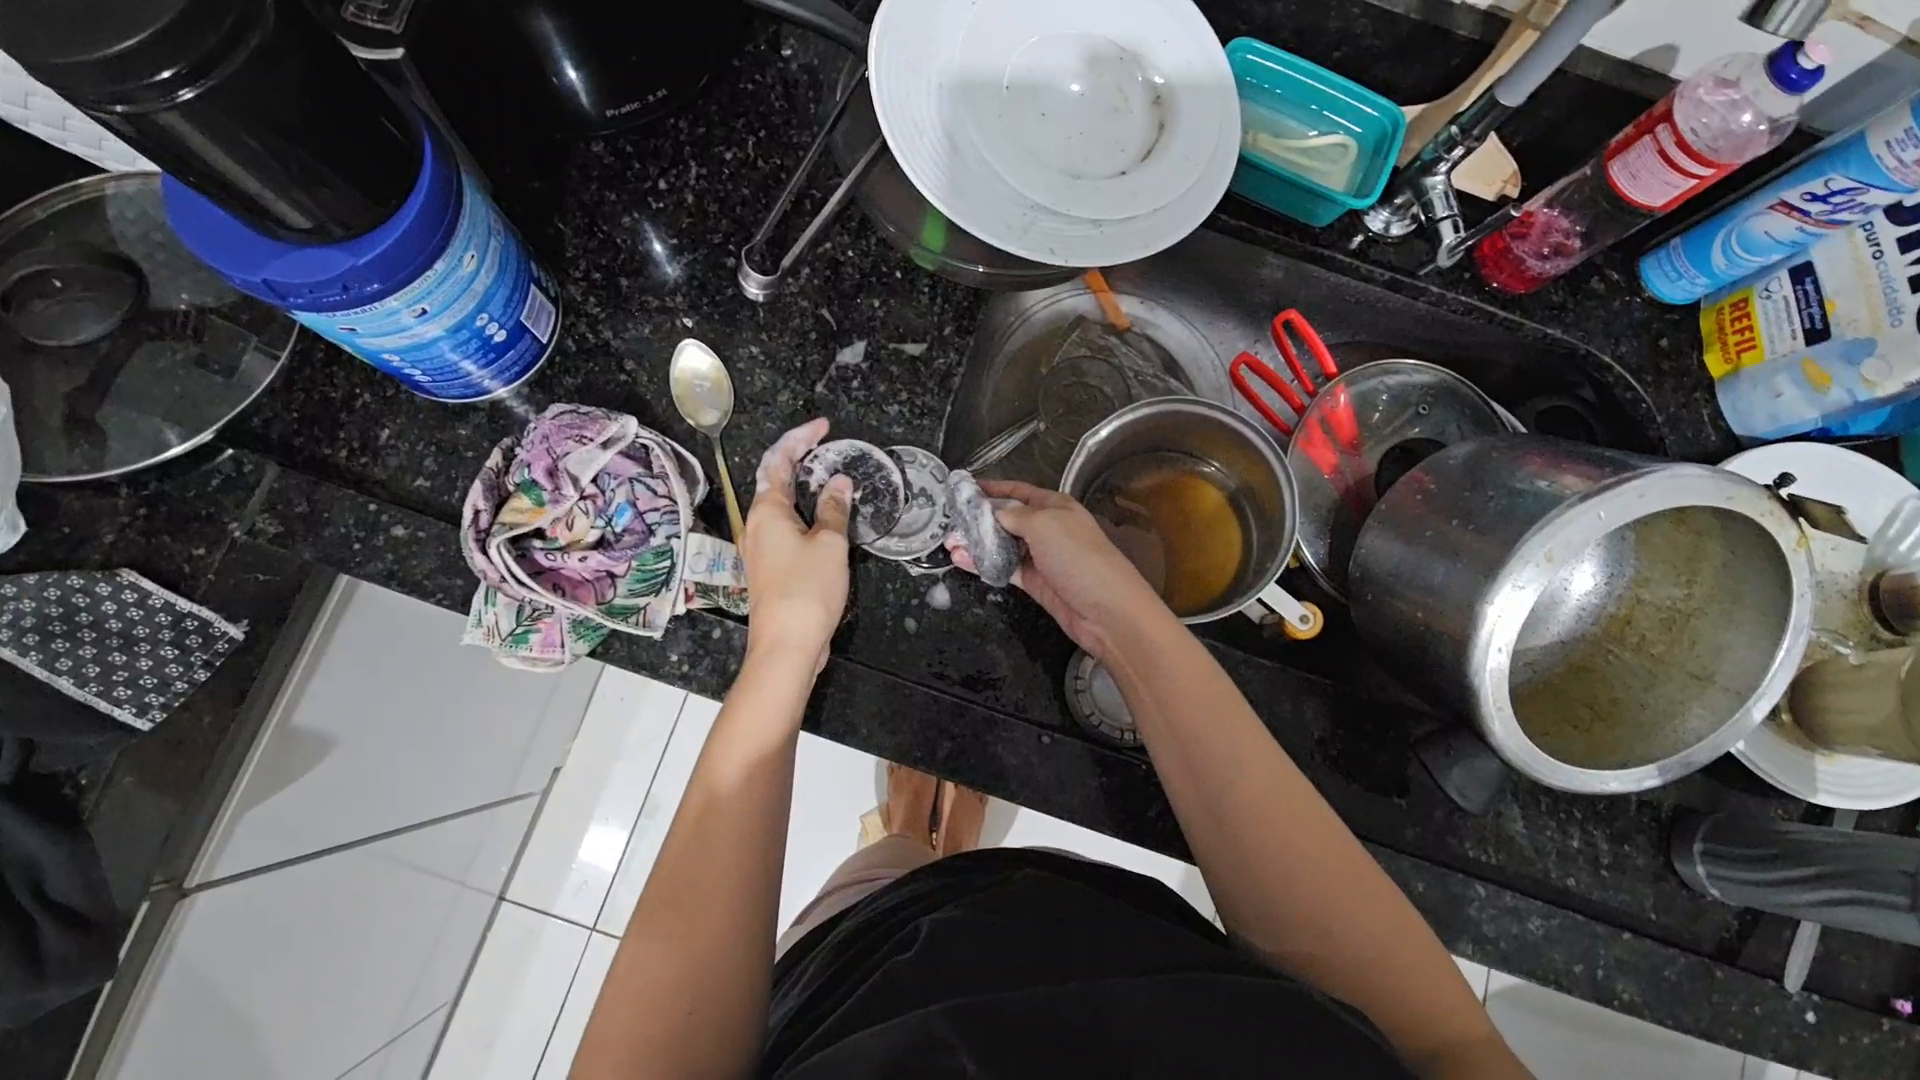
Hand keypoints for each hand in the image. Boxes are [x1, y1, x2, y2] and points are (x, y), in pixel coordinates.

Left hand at [742, 418, 851, 673]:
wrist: (787, 645)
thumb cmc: (807, 590)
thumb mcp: (830, 545)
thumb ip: (835, 510)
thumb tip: (839, 483)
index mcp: (767, 511)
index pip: (779, 460)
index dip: (801, 438)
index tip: (824, 426)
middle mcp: (756, 525)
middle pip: (774, 480)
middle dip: (799, 459)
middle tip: (827, 447)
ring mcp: (760, 548)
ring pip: (779, 506)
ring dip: (802, 487)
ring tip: (829, 477)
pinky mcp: (769, 568)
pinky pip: (784, 528)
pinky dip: (803, 513)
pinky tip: (823, 519)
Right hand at [949, 479, 1169, 662]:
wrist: (1106, 610)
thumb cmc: (1079, 558)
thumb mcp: (1044, 525)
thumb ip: (1014, 515)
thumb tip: (993, 512)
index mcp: (1055, 506)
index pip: (1017, 491)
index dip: (991, 488)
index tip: (963, 487)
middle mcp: (1048, 528)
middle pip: (1006, 519)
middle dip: (978, 519)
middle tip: (949, 522)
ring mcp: (1041, 557)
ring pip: (1002, 545)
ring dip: (976, 543)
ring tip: (950, 544)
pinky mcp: (1035, 582)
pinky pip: (1004, 568)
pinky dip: (983, 564)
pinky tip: (963, 561)